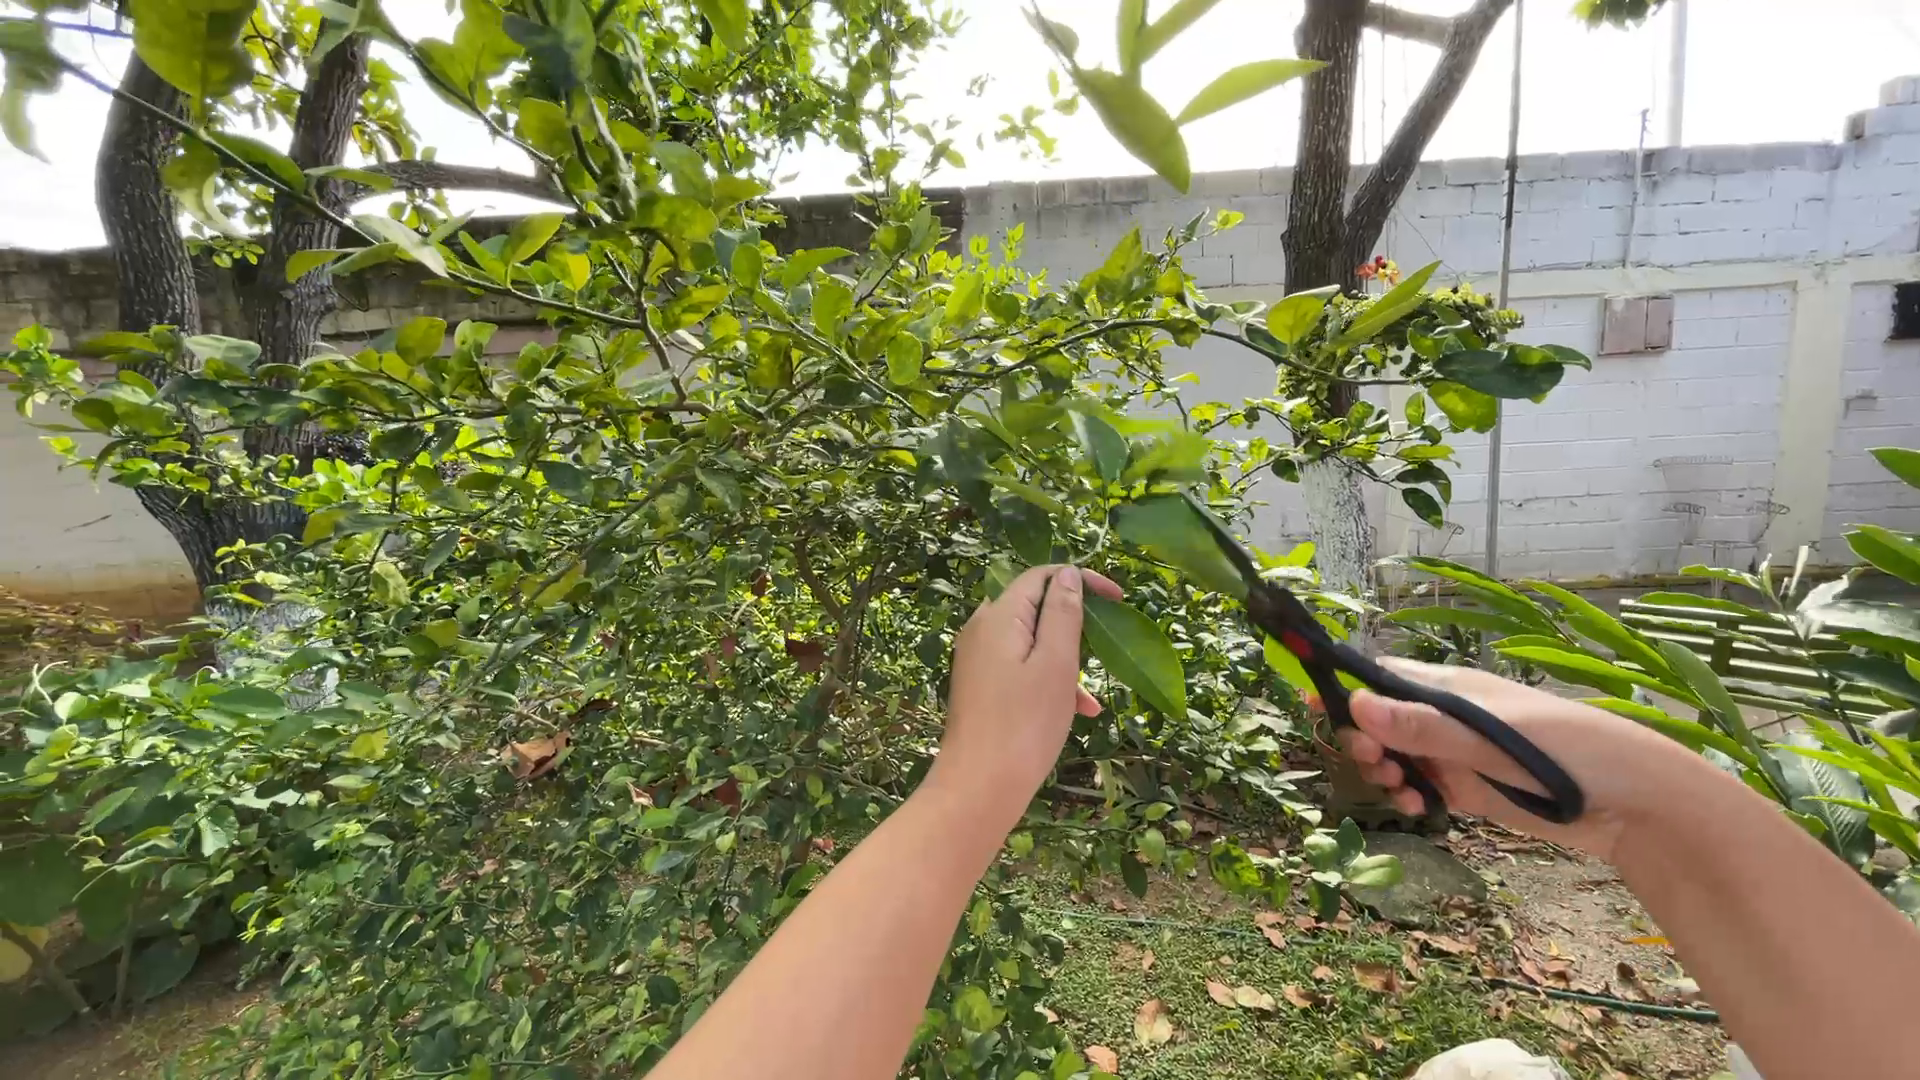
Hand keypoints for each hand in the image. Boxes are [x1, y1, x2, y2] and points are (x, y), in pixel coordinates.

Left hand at [930, 565, 1121, 817]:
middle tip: (1105, 653)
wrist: (979, 787)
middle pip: (1035, 607)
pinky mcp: (981, 685)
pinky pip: (1021, 667)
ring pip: (1032, 642)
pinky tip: (1076, 711)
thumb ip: (1063, 613)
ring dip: (1065, 660)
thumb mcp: (1055, 663)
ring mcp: (978, 658)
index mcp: (998, 615)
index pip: (1041, 575)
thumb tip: (1067, 573)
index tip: (1119, 600)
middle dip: (1074, 626)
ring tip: (1089, 697)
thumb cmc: (1024, 723)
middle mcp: (982, 629)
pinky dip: (1049, 680)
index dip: (1080, 580)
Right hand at [1338, 657, 1704, 861]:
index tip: (1313, 705)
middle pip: (1377, 720)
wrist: (1642, 806)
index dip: (1343, 688)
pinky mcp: (1465, 785)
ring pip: (1393, 755)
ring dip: (1383, 769)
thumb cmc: (1567, 751)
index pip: (1378, 677)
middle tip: (1374, 762)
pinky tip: (1417, 806)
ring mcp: (1452, 751)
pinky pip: (1419, 785)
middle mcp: (1442, 716)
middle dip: (1363, 739)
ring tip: (1399, 789)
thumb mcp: (1489, 737)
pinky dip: (1408, 795)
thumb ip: (1421, 726)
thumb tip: (1353, 705)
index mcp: (1445, 688)